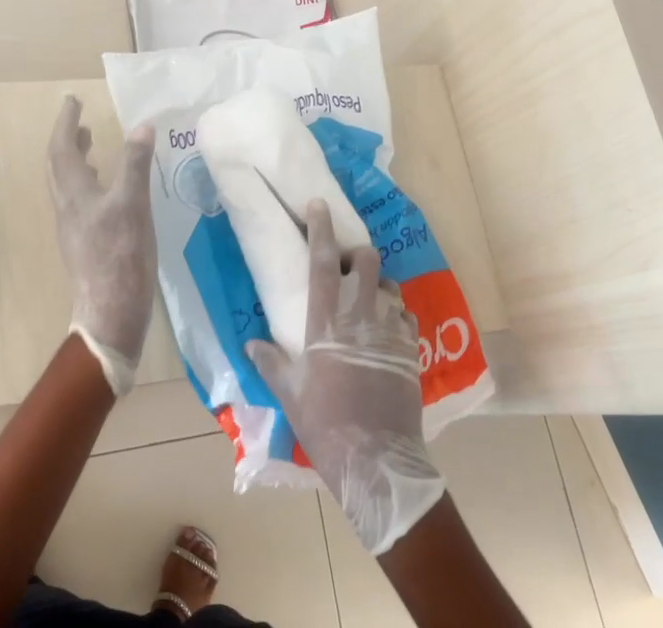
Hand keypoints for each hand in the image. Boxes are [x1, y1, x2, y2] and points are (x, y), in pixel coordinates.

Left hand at [48, 95, 156, 396]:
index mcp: (74, 194)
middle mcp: (67, 209)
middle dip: (68, 141)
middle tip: (80, 122)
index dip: (66, 124)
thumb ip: (135, 165)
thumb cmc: (120, 257)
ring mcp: (74, 229)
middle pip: (59, 167)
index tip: (72, 101)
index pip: (62, 149)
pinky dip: (88, 184)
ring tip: (92, 149)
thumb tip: (142, 126)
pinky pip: (80, 203)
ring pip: (68, 186)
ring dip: (76, 162)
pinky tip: (107, 193)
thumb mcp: (133, 205)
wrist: (111, 314)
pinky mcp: (84, 246)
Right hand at [246, 201, 444, 554]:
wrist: (375, 457)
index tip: (317, 205)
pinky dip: (394, 312)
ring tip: (365, 298)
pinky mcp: (412, 348)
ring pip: (390, 285)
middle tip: (344, 265)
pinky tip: (385, 327)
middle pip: (367, 261)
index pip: (323, 262)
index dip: (321, 228)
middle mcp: (362, 316)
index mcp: (326, 323)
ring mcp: (391, 331)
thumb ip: (270, 362)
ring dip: (376, 284)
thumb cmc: (324, 424)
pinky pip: (406, 315)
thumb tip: (250, 341)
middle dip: (356, 253)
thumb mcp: (289, 393)